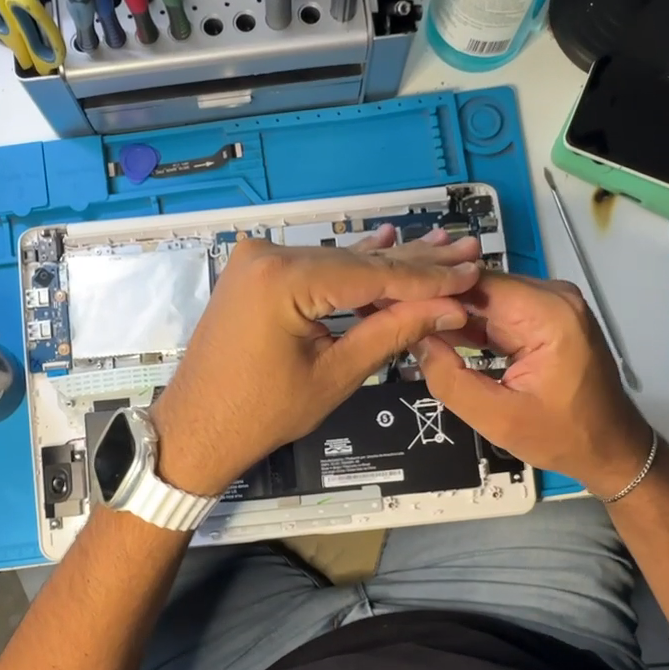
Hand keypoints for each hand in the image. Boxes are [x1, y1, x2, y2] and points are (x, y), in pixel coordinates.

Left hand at [152, 227, 483, 496]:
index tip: (472, 271)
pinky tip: (384, 241)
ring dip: (386, 263)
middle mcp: (269, 255)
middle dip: (414, 261)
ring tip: (443, 247)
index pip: (373, 273)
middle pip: (357, 261)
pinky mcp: (255, 272)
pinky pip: (312, 268)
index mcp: (284, 279)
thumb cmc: (261, 413)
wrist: (196, 428)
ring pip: (337, 262)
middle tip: (468, 249)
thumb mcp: (335, 374)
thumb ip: (391, 332)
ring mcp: (257, 260)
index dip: (428, 276)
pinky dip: (347, 269)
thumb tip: (449, 307)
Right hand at [414, 272, 650, 492]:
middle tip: (391, 314)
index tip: (391, 304)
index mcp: (548, 314)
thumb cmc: (563, 437)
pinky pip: (498, 310)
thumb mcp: (497, 419)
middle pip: (479, 284)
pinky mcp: (545, 316)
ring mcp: (551, 303)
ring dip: (449, 311)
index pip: (476, 283)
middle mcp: (553, 296)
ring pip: (485, 296)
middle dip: (437, 300)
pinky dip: (470, 323)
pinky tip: (437, 333)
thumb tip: (415, 340)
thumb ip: (450, 379)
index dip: (432, 291)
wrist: (611, 448)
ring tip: (407, 323)